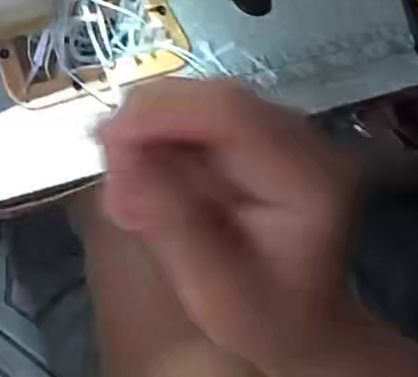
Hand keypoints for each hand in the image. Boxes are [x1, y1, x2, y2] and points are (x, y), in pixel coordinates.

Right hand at [99, 80, 364, 373]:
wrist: (299, 321)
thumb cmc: (264, 318)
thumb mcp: (217, 293)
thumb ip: (172, 222)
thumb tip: (119, 151)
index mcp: (310, 176)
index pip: (230, 113)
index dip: (162, 111)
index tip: (107, 138)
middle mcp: (298, 135)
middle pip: (207, 96)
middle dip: (146, 123)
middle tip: (111, 173)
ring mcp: (273, 122)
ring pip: (191, 96)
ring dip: (145, 131)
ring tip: (126, 189)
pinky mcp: (246, 121)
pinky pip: (187, 109)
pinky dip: (153, 136)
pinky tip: (143, 178)